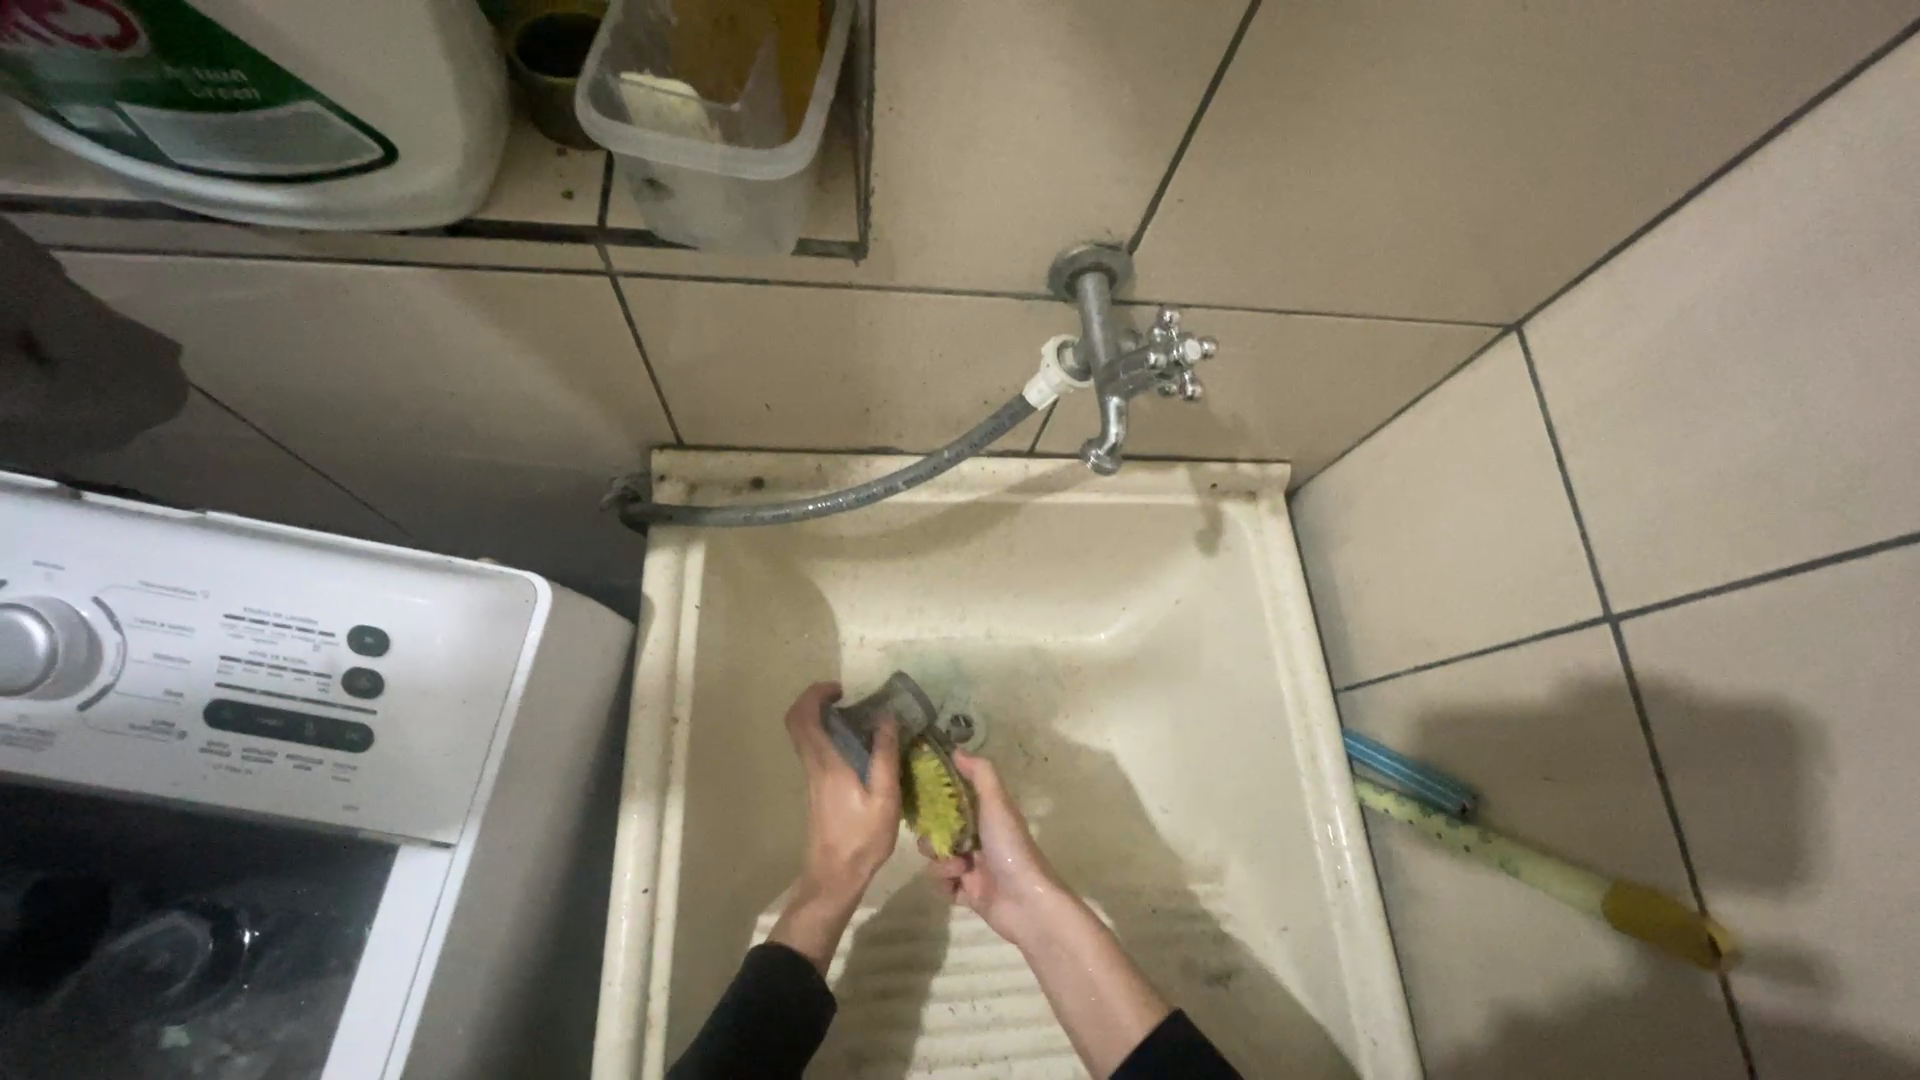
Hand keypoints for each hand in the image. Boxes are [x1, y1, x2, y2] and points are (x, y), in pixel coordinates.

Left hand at [783, 681, 902, 901]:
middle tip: (849, 698)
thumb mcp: (885, 797)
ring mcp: (813, 778)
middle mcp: (813, 765)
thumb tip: (886, 716)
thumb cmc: (862, 838)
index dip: (814, 694)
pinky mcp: (818, 790)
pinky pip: (817, 751)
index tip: (842, 690)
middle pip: (798, 722)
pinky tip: (861, 749)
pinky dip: (832, 738)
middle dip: (817, 701)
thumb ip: (885, 755)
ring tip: (862, 720)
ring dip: (825, 719)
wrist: (835, 877)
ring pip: (806, 736)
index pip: (802, 717)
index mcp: (826, 762)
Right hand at [923, 751, 1071, 947]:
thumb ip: (980, 774)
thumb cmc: (1011, 847)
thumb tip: (956, 749)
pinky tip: (957, 885)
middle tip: (933, 838)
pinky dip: (945, 884)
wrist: (1026, 903)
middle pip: (940, 829)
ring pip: (938, 857)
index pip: (955, 797)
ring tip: (957, 867)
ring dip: (941, 861)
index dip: (937, 794)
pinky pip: (942, 885)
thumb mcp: (997, 803)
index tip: (918, 791)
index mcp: (988, 814)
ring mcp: (973, 866)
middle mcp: (979, 837)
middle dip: (932, 834)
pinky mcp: (968, 893)